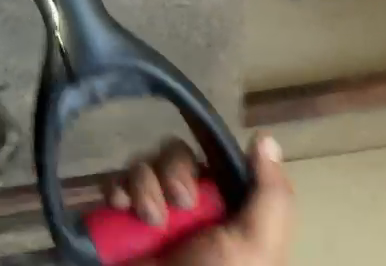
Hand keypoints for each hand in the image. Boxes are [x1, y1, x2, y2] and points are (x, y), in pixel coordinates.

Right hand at [102, 135, 292, 264]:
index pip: (211, 160)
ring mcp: (153, 214)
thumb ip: (271, 196)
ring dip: (143, 186)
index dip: (202, 162)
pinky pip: (115, 183)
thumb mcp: (257, 247)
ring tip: (146, 218)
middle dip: (172, 173)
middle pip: (175, 156)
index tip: (201, 180)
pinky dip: (116, 190)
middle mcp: (191, 210)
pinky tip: (120, 207)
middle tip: (178, 204)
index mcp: (227, 214)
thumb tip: (265, 137)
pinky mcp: (122, 219)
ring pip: (143, 166)